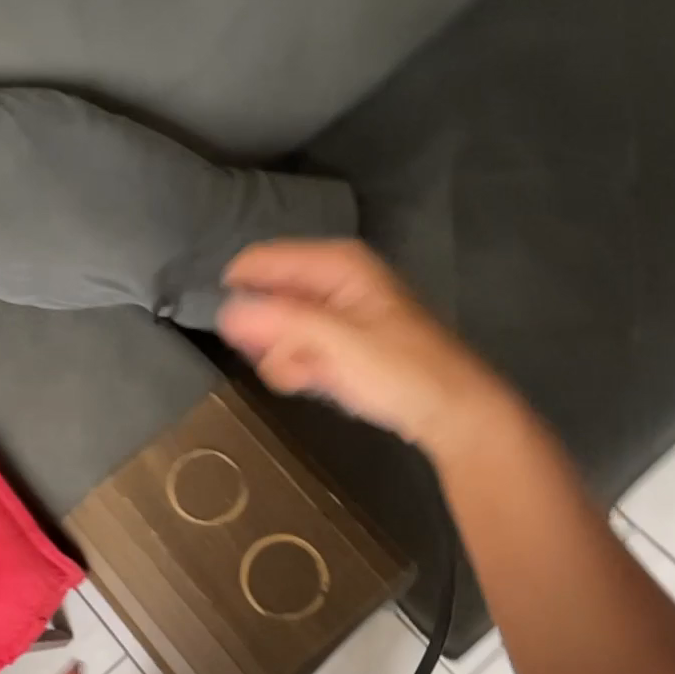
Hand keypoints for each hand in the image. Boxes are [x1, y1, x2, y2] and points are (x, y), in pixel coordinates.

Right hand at [216, 239, 510, 456]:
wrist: (450, 411)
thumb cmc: (400, 371)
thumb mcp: (337, 342)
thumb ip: (279, 323)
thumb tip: (224, 311)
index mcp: (335, 263)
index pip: (260, 262)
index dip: (242, 295)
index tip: (238, 336)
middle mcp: (331, 280)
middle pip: (266, 298)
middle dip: (268, 336)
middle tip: (291, 361)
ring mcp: (332, 313)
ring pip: (275, 329)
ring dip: (283, 357)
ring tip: (312, 374)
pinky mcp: (334, 343)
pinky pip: (292, 350)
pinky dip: (297, 368)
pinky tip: (318, 381)